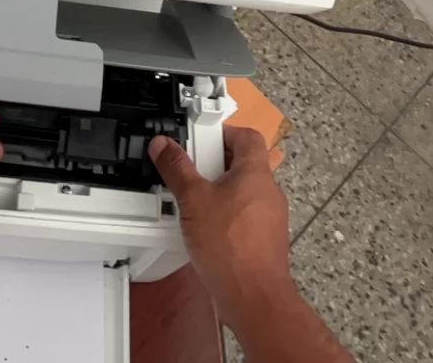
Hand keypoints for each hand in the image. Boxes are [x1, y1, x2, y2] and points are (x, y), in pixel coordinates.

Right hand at [149, 125, 293, 310]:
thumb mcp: (193, 200)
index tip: (200, 138)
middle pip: (243, 163)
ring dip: (220, 190)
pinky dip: (226, 215)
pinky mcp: (265, 241)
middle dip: (215, 163)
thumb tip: (162, 145)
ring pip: (243, 191)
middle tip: (191, 168)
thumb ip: (176, 168)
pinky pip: (245, 216)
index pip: (247, 136)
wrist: (254, 299)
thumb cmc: (229, 245)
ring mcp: (270, 218)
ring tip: (194, 199)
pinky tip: (205, 228)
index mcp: (256, 173)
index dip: (223, 131)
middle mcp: (268, 192)